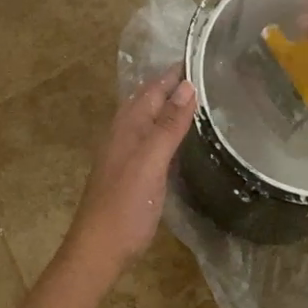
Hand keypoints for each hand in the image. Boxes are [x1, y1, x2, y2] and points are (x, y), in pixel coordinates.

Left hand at [62, 66, 197, 272]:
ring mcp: (126, 153)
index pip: (155, 86)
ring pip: (150, 118)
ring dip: (171, 106)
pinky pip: (152, 138)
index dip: (177, 72)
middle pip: (150, 98)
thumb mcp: (151, 162)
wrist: (98, 251)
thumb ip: (168, 125)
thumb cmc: (125, 205)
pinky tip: (183, 138)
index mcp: (128, 124)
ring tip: (203, 100)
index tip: (205, 55)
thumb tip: (188, 86)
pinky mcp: (131, 172)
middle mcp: (125, 132)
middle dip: (175, 84)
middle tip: (210, 74)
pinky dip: (168, 129)